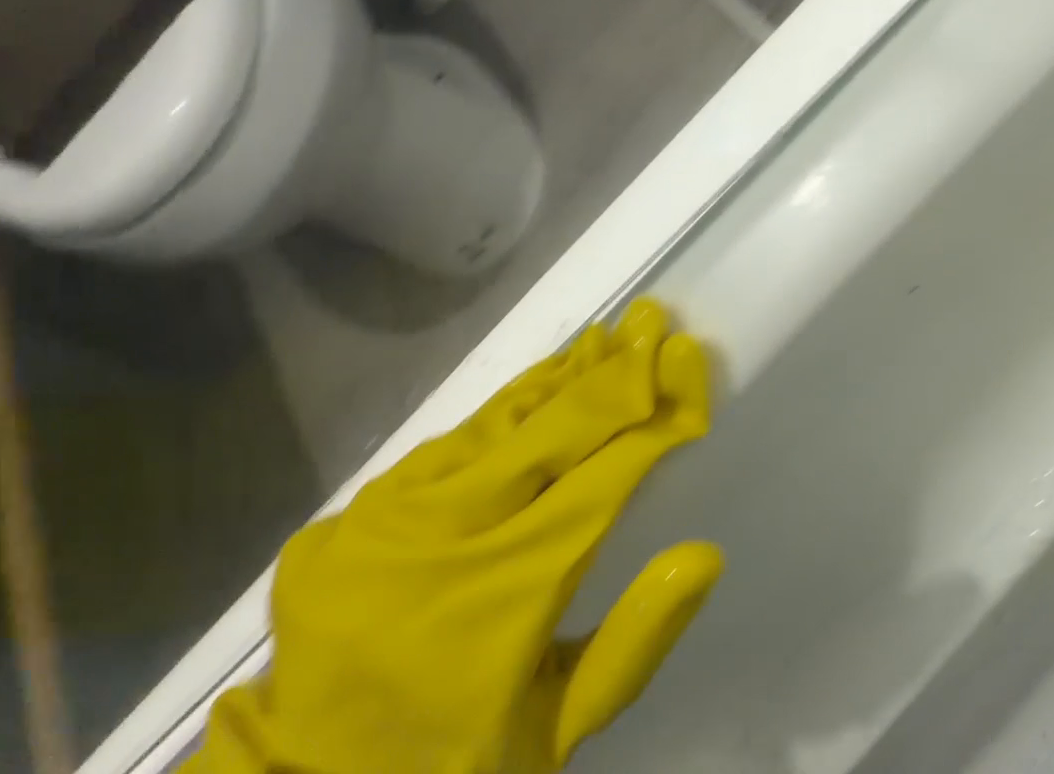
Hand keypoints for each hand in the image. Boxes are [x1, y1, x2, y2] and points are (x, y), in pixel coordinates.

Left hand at [184, 299, 721, 773]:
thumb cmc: (461, 753)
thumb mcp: (565, 722)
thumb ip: (637, 640)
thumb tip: (705, 554)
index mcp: (504, 597)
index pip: (602, 480)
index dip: (655, 419)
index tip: (692, 368)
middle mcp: (442, 543)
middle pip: (547, 435)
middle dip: (612, 375)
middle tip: (658, 323)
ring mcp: (383, 523)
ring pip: (493, 426)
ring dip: (560, 378)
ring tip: (610, 337)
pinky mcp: (348, 519)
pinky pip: (444, 448)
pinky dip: (503, 411)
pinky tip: (541, 383)